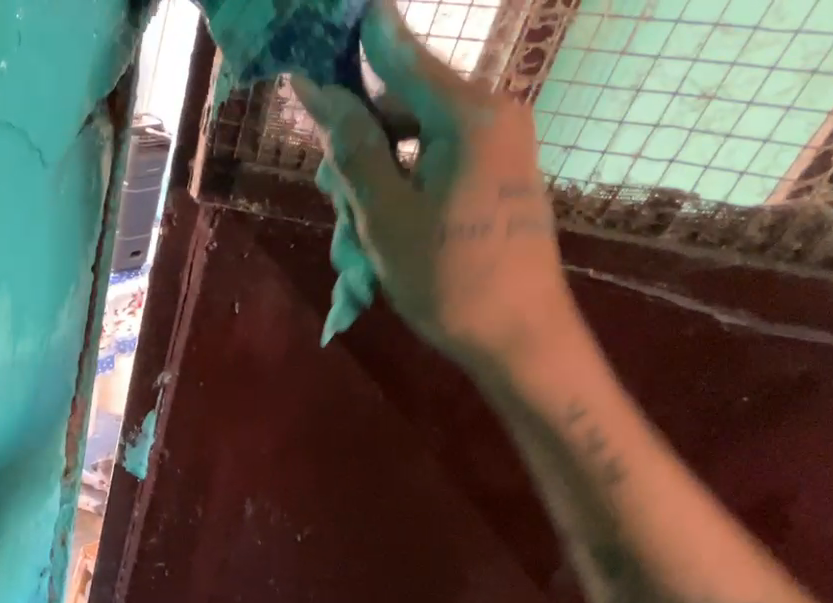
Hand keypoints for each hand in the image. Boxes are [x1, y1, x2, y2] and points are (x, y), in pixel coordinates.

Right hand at [290, 0, 582, 376]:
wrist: (518, 337)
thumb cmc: (448, 278)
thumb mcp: (384, 215)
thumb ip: (352, 147)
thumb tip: (318, 87)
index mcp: (469, 114)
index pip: (399, 55)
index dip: (352, 44)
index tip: (314, 35)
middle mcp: (486, 118)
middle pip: (393, 114)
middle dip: (353, 164)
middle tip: (338, 215)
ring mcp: (489, 151)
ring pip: (401, 153)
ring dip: (367, 199)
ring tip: (359, 258)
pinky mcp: (486, 181)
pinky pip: (422, 177)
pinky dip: (392, 209)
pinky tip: (377, 253)